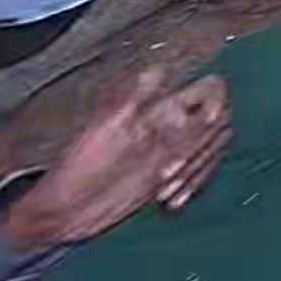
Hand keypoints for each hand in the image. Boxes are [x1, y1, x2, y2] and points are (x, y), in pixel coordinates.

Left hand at [0, 68, 231, 254]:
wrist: (60, 212)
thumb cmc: (78, 167)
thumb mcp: (104, 129)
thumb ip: (135, 98)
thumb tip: (160, 67)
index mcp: (167, 106)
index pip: (211, 88)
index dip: (217, 100)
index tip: (207, 121)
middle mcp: (181, 122)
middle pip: (219, 120)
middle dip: (200, 148)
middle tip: (166, 173)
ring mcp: (181, 147)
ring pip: (217, 144)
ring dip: (198, 168)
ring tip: (165, 190)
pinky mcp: (179, 172)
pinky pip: (206, 169)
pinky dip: (197, 183)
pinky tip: (173, 202)